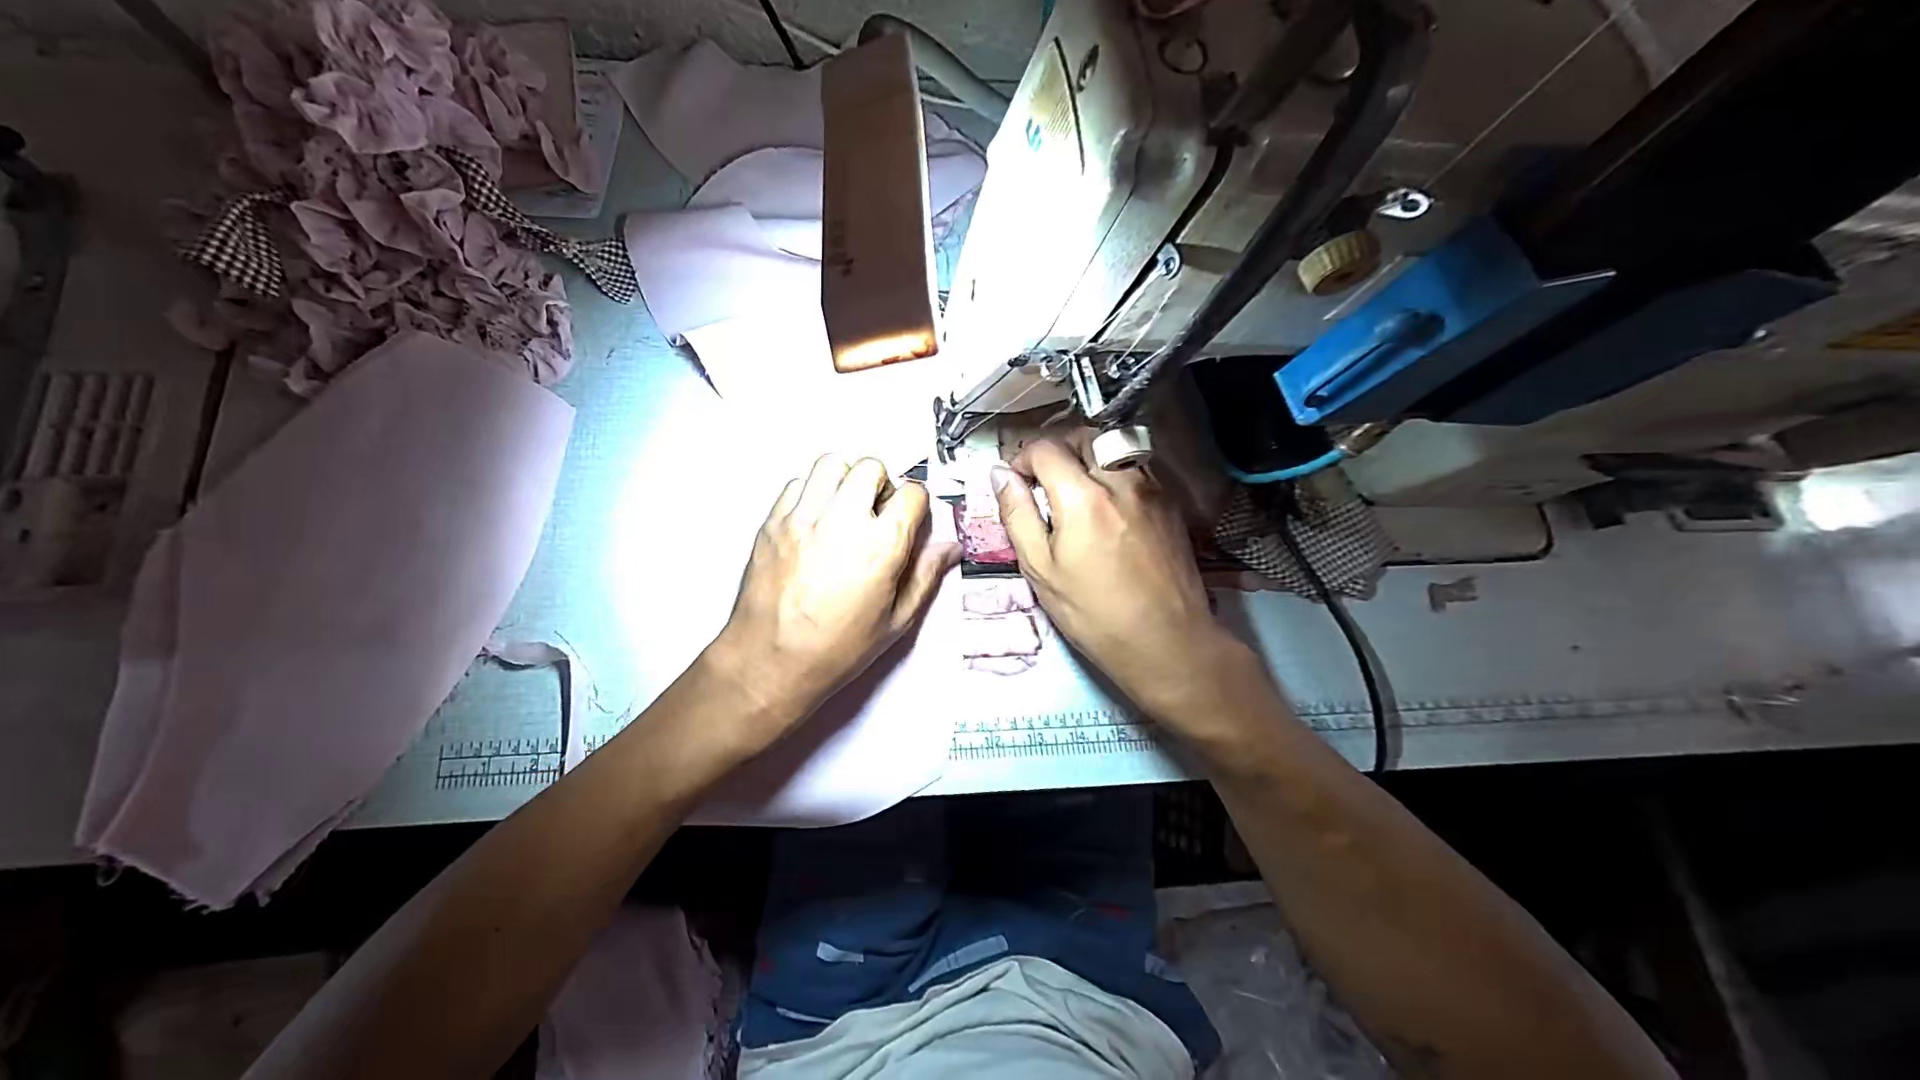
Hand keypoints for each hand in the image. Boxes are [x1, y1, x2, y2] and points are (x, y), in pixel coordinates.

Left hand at [709, 454, 958, 735]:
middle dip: (881, 484)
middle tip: (877, 511)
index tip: (909, 518)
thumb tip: (949, 549)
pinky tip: (816, 520)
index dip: (915, 504)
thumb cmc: (834, 649)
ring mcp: (803, 518)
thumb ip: (925, 576)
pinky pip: (797, 483)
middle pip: (870, 467)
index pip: (912, 493)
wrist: (770, 660)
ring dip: (845, 479)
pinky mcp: (773, 522)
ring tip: (845, 508)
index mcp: (880, 546)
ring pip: (831, 464)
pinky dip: (812, 492)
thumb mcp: (895, 621)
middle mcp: (842, 522)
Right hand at [992, 436, 1250, 720]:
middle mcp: (1121, 480)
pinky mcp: (1171, 504)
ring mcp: (1152, 489)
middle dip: (1057, 449)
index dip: (1022, 459)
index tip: (1017, 484)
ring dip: (1088, 458)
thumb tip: (1000, 475)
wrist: (1167, 642)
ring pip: (1114, 448)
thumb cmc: (1095, 614)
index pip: (1046, 449)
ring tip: (1076, 493)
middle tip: (1044, 482)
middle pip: (1083, 436)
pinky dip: (1114, 473)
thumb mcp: (1041, 570)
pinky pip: (1136, 468)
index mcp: (1083, 497)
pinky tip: (1108, 509)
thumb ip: (1017, 515)